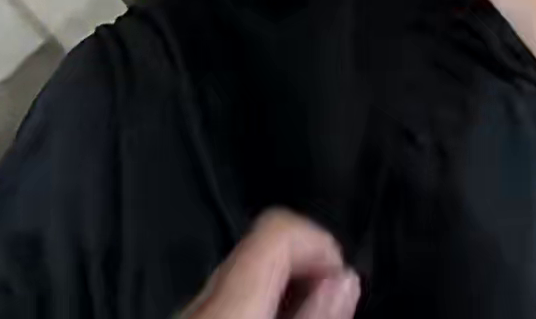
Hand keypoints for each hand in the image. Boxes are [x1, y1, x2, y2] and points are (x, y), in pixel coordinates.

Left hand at [182, 210, 359, 318]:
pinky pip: (228, 293)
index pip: (277, 226)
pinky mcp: (188, 317)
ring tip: (310, 306)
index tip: (339, 270)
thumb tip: (347, 277)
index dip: (316, 237)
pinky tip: (278, 316)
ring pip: (244, 270)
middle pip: (262, 245)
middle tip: (330, 294)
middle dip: (303, 260)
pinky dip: (259, 297)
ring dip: (282, 280)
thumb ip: (316, 314)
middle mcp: (203, 294)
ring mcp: (190, 308)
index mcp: (228, 296)